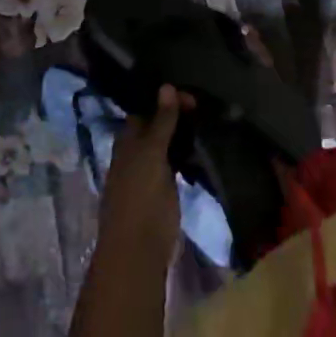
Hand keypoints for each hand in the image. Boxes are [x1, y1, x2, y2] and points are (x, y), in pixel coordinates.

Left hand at [98, 85, 192, 271]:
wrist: (137, 250)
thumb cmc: (141, 198)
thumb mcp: (152, 155)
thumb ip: (160, 123)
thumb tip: (166, 86)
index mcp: (127, 140)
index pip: (146, 110)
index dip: (165, 101)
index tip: (193, 99)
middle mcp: (134, 153)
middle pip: (155, 128)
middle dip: (175, 118)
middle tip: (205, 110)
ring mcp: (147, 174)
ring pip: (165, 147)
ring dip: (182, 138)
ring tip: (208, 127)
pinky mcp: (161, 194)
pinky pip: (173, 167)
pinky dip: (185, 158)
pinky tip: (201, 155)